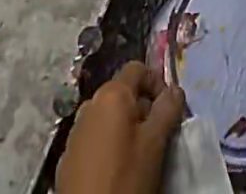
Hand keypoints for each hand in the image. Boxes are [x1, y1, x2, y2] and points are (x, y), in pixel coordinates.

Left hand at [56, 61, 185, 193]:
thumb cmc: (125, 177)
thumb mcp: (154, 144)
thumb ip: (167, 110)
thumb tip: (175, 88)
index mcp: (111, 94)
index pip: (137, 68)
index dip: (157, 83)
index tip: (170, 110)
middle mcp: (90, 102)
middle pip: (123, 93)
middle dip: (144, 108)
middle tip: (159, 137)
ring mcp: (77, 127)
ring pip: (110, 115)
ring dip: (128, 126)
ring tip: (140, 155)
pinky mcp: (70, 151)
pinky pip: (96, 135)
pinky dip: (111, 141)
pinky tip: (118, 166)